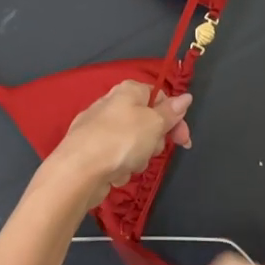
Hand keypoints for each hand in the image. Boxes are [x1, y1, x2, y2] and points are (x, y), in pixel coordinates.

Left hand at [46, 81, 193, 208]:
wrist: (78, 171)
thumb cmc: (121, 140)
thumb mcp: (154, 123)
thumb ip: (171, 112)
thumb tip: (186, 97)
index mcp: (128, 91)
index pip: (160, 98)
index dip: (175, 119)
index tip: (183, 141)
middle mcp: (112, 106)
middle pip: (148, 123)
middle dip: (154, 142)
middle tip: (150, 150)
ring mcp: (100, 130)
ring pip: (135, 145)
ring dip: (138, 158)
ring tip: (128, 164)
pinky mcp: (93, 152)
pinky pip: (118, 159)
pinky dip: (120, 168)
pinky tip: (114, 173)